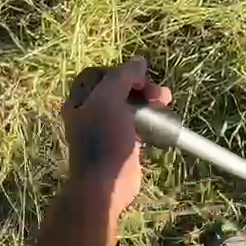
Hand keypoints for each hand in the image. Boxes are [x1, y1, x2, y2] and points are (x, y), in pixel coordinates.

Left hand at [61, 56, 170, 214]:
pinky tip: (162, 120)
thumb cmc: (103, 139)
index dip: (120, 72)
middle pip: (118, 88)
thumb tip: (139, 60)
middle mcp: (90, 112)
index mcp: (79, 100)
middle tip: (157, 93)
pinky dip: (150, 118)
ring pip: (130, 104)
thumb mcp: (109, 99)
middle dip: (140, 86)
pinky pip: (138, 122)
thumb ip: (123, 76)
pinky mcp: (123, 142)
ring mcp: (107, 128)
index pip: (99, 74)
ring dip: (149, 100)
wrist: (106, 185)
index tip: (137, 79)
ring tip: (165, 102)